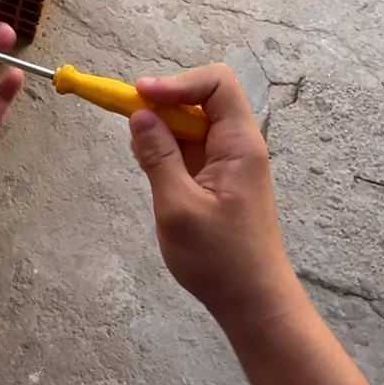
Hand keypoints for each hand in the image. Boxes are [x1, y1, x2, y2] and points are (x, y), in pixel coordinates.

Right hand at [128, 64, 301, 318]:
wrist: (252, 302)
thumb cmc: (220, 259)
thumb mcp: (179, 206)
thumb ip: (158, 156)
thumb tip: (139, 114)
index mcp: (239, 144)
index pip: (216, 83)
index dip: (177, 82)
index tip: (141, 96)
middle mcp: (237, 144)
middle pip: (201, 98)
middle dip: (162, 103)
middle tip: (131, 123)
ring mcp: (226, 161)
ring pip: (190, 122)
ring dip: (160, 127)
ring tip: (139, 153)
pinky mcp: (215, 178)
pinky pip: (188, 146)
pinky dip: (164, 148)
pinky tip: (149, 167)